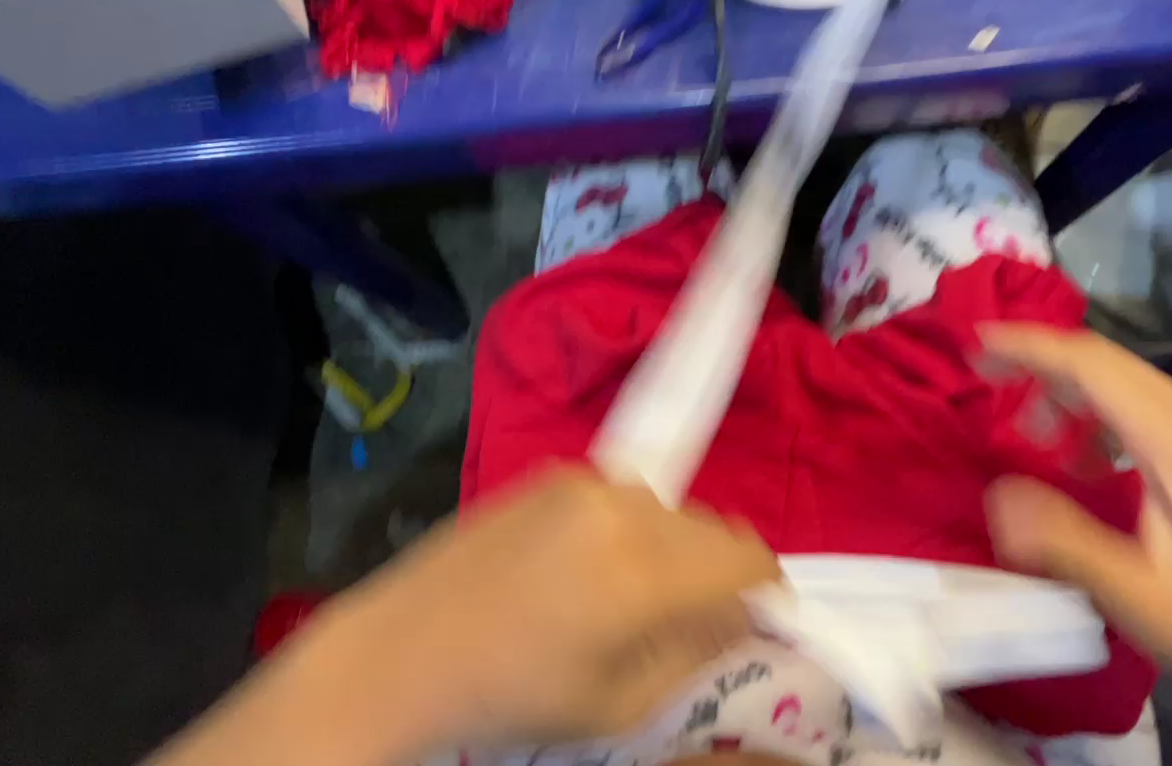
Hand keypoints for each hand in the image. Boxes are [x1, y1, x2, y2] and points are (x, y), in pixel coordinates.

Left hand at [150, 468, 779, 765]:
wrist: (404, 648)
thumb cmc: (512, 695)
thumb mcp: (618, 700)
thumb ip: (697, 650)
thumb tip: (747, 618)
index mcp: (640, 569)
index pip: (744, 557)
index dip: (767, 590)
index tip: (761, 619)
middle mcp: (621, 506)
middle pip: (711, 529)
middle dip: (718, 572)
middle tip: (693, 620)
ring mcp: (584, 481)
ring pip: (669, 509)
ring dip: (674, 548)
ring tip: (631, 595)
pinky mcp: (555, 472)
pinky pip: (624, 497)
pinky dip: (632, 528)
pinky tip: (589, 566)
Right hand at [977, 325, 1171, 765]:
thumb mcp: (1143, 597)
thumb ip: (1066, 542)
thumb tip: (995, 496)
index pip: (1090, 363)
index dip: (1027, 344)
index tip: (973, 340)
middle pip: (1103, 360)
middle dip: (1035, 358)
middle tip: (980, 373)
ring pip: (1121, 379)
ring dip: (1063, 388)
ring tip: (1022, 428)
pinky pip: (1139, 404)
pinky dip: (1093, 410)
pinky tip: (1078, 457)